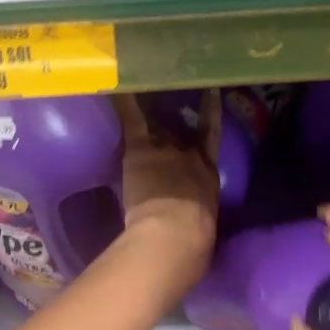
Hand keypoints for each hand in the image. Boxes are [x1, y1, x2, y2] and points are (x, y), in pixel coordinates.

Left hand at [111, 92, 220, 286]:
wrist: (176, 235)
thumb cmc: (193, 245)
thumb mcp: (203, 230)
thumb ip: (196, 219)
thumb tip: (190, 231)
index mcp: (208, 178)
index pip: (211, 142)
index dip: (211, 119)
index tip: (212, 96)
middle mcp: (191, 156)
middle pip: (182, 131)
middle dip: (176, 117)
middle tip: (168, 95)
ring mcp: (167, 149)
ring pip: (158, 122)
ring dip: (152, 107)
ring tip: (144, 84)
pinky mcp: (143, 149)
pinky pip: (134, 119)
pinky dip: (125, 101)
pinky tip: (118, 85)